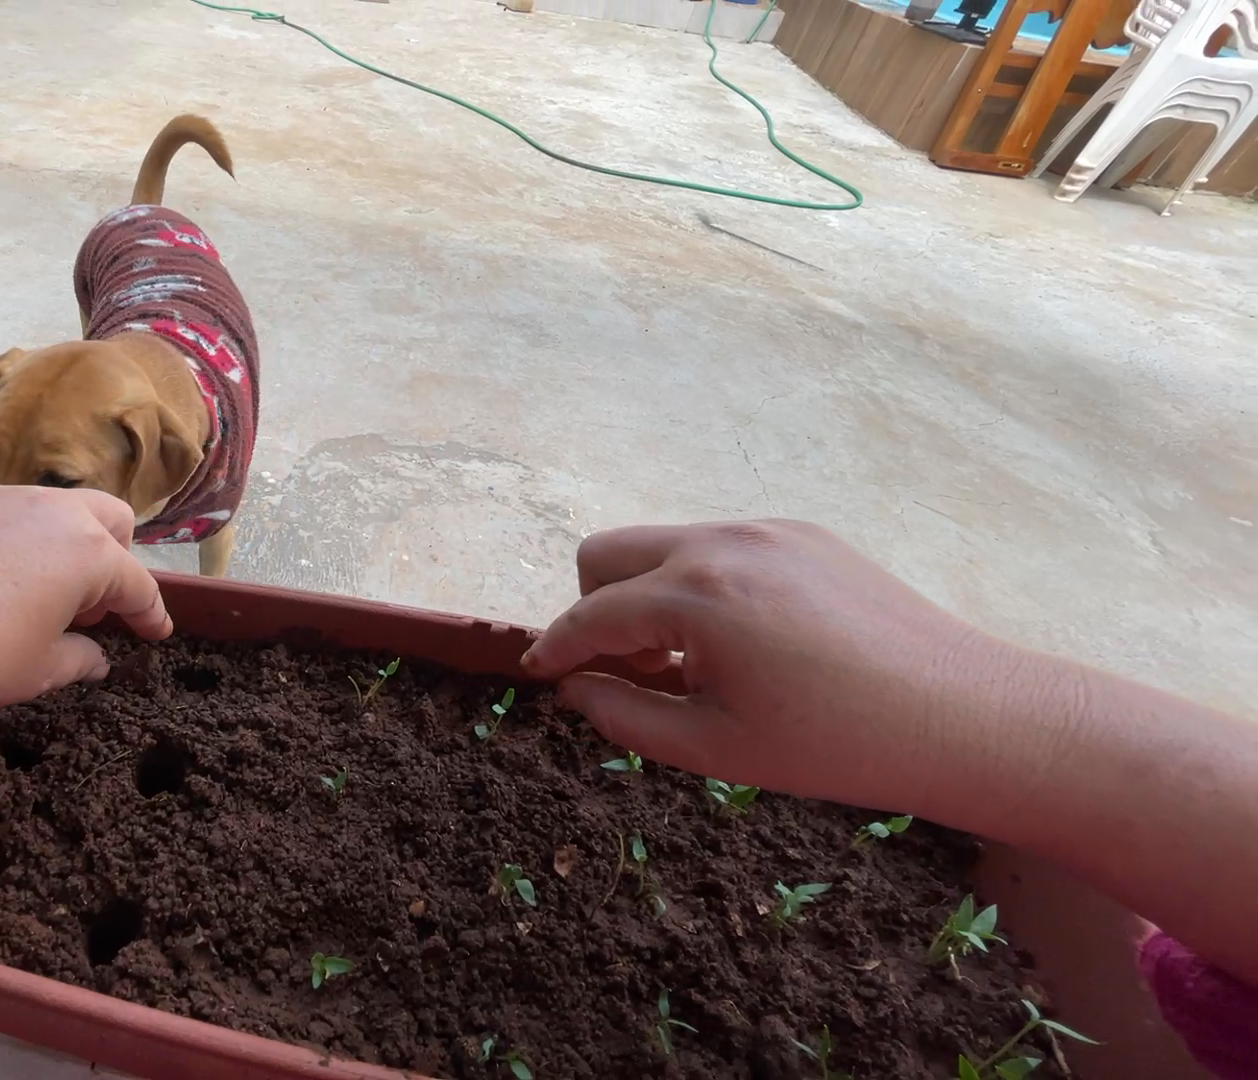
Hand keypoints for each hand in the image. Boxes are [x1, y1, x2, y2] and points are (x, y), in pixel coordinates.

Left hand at [0, 483, 171, 738]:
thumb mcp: (36, 672)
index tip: (155, 631)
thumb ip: (80, 658)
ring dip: (59, 546)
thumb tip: (94, 655)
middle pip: (109, 520)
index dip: (151, 613)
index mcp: (85, 553)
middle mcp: (50, 510)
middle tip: (90, 605)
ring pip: (51, 510)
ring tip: (28, 591)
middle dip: (115, 560)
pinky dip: (5, 540)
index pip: (137, 583)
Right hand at [521, 520, 1057, 814]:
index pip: (591, 613)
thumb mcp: (712, 748)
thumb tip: (573, 688)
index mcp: (696, 593)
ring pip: (656, 545)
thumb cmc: (836, 745)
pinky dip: (692, 586)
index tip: (537, 673)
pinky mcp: (798, 533)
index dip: (555, 647)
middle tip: (628, 667)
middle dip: (592, 608)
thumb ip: (621, 716)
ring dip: (642, 597)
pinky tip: (737, 638)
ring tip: (685, 658)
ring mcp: (763, 529)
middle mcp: (720, 541)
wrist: (980, 721)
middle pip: (605, 554)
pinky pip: (709, 547)